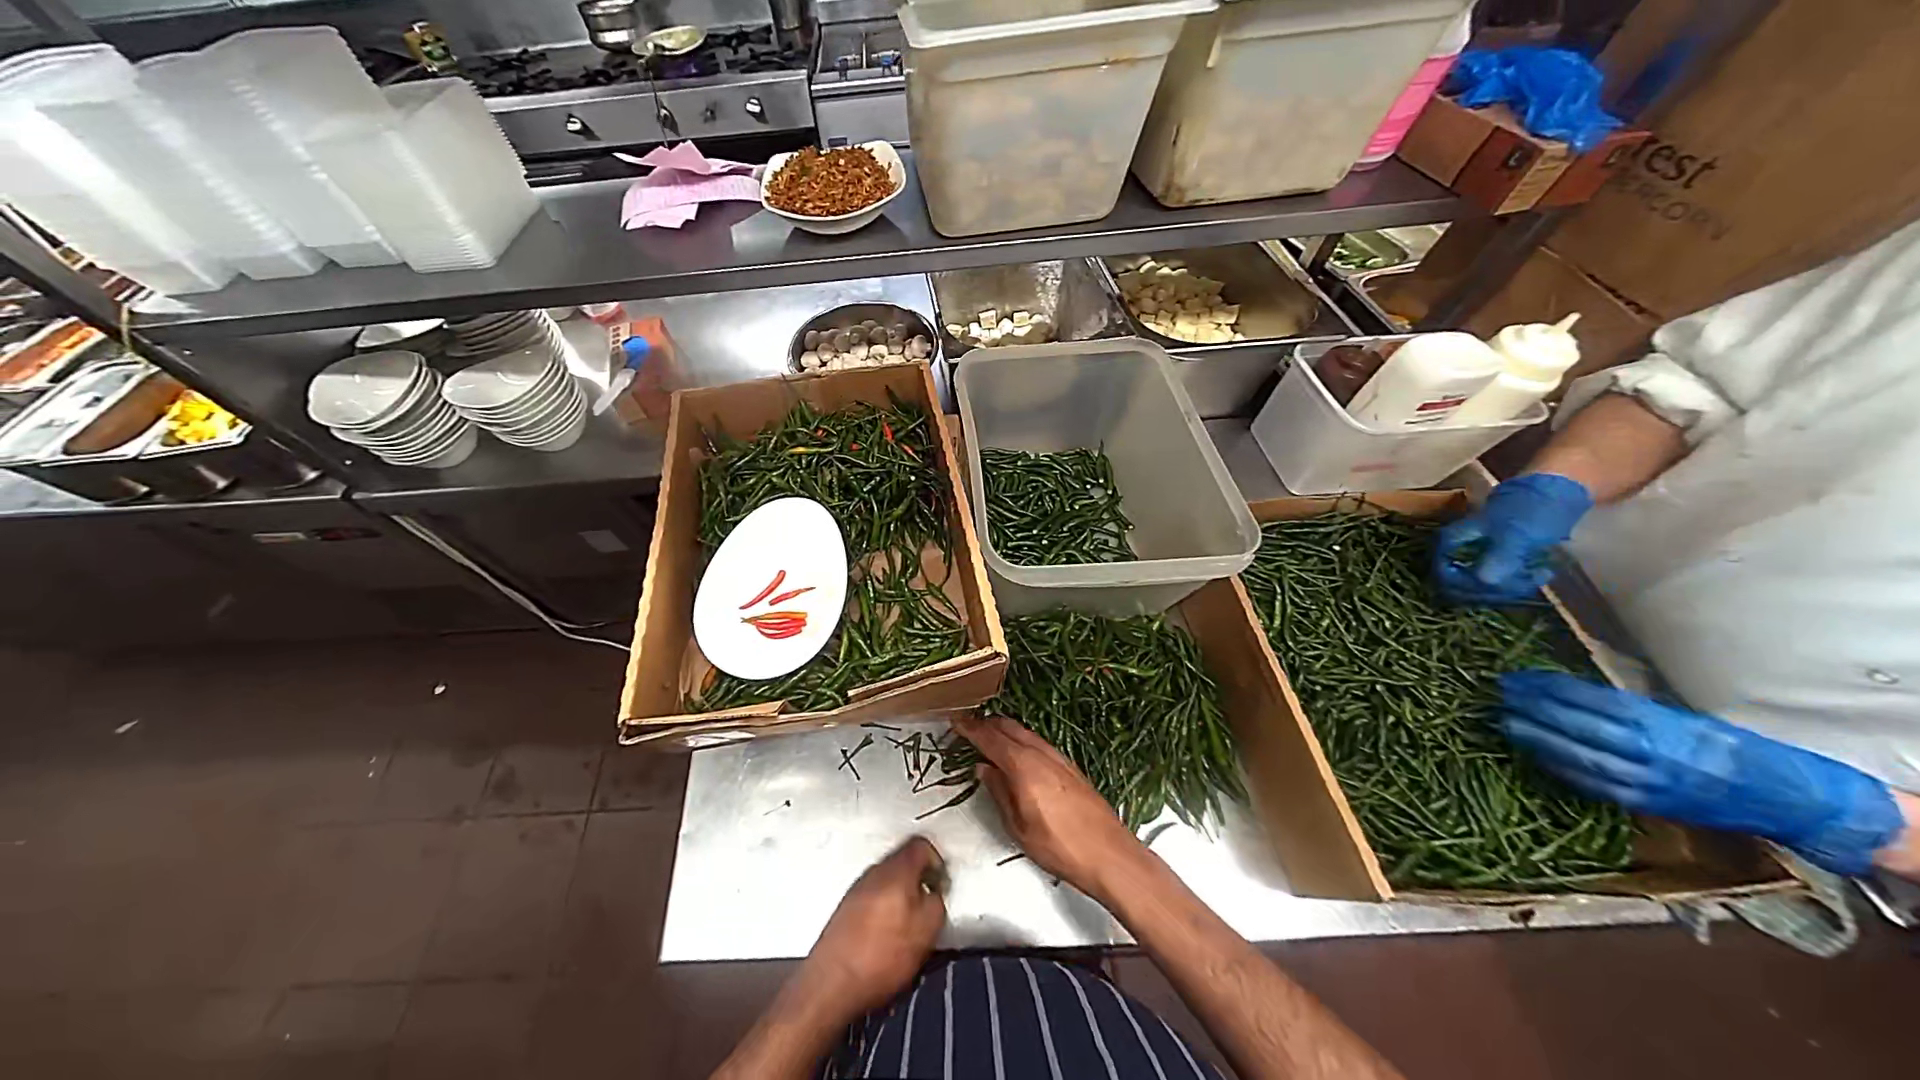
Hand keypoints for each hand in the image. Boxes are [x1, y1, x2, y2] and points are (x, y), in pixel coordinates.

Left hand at [797, 837, 946, 1018]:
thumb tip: (935, 893)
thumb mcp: (926, 930)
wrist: (832, 985)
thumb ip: (938, 902)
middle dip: (919, 880)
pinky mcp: (845, 909)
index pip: (921, 845)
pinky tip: (886, 937)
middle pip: (903, 861)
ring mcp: (856, 889)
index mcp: (897, 870)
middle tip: (929, 905)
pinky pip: (873, 897)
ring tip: (909, 926)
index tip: (941, 883)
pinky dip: (884, 909)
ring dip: (901, 896)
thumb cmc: (881, 957)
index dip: (937, 861)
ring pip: (888, 880)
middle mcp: (874, 872)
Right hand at [954, 713, 1144, 900]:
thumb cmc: (1060, 847)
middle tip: (968, 725)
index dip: (970, 729)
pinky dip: (1021, 739)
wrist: (1109, 854)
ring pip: (1026, 733)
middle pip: (1009, 728)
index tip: (955, 721)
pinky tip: (1017, 751)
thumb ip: (998, 792)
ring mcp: (1059, 758)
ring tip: (988, 735)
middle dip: (986, 724)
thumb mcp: (1018, 827)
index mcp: (1024, 766)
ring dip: (1005, 730)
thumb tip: (983, 769)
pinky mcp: (1070, 767)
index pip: (990, 738)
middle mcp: (1042, 754)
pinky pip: (1038, 743)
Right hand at [1433, 473, 1593, 604]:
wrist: (1567, 484)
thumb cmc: (1534, 507)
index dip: (1447, 572)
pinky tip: (1543, 572)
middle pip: (1467, 565)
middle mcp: (1475, 536)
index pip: (1443, 554)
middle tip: (1507, 591)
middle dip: (1486, 582)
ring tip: (1534, 579)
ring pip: (1491, 566)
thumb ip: (1498, 560)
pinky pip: (1513, 562)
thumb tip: (1484, 583)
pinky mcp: (1518, 540)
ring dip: (1510, 579)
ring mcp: (1497, 538)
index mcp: (1465, 531)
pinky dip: (1524, 571)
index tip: (1462, 588)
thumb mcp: (1515, 535)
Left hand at [1500, 670, 1905, 875]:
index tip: (1517, 677)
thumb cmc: (1735, 749)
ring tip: (1505, 720)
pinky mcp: (1643, 805)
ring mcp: (1646, 783)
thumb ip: (1630, 708)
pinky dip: (1556, 766)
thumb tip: (1570, 692)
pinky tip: (1532, 752)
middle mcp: (1652, 754)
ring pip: (1576, 756)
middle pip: (1576, 727)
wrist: (1791, 799)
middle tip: (1500, 694)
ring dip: (1535, 738)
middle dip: (1532, 709)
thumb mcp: (1683, 717)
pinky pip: (1589, 784)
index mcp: (1663, 725)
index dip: (1548, 688)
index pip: (1590, 701)